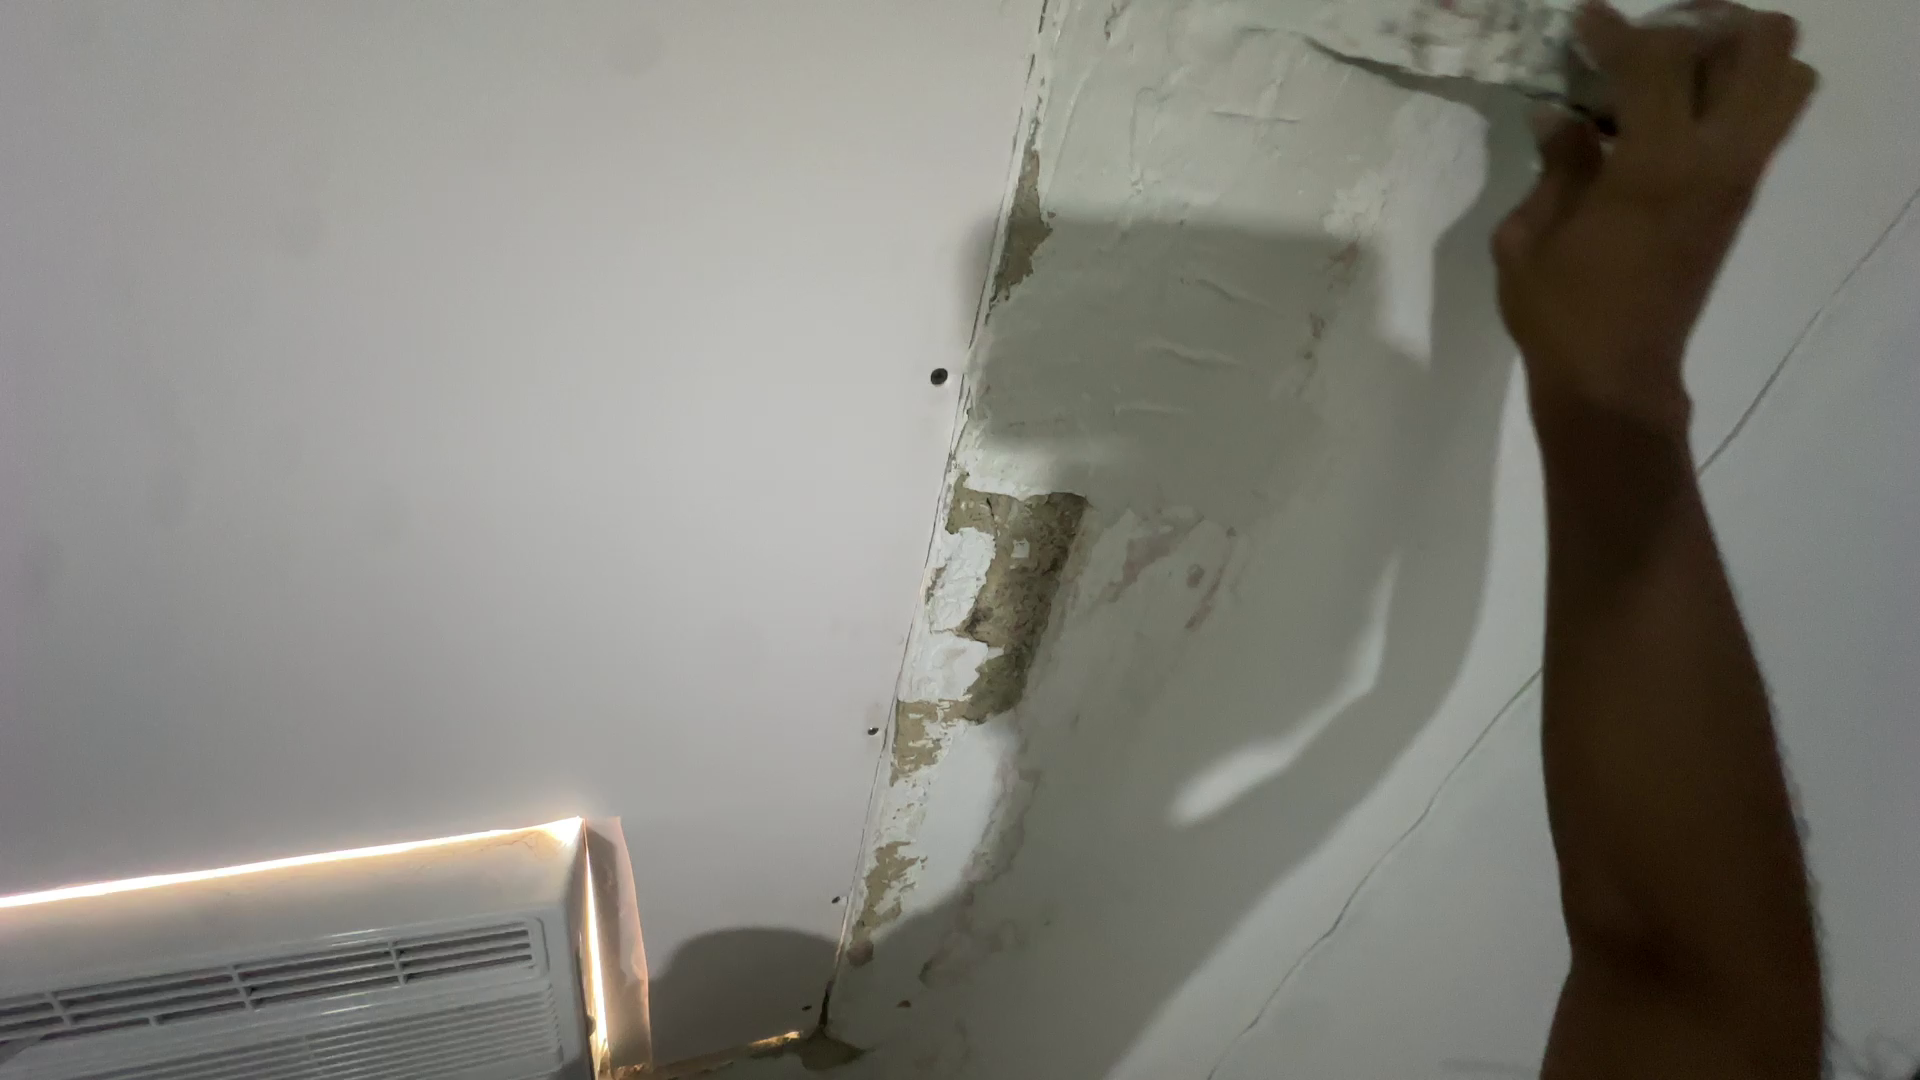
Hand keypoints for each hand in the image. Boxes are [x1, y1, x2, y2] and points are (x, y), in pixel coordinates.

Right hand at [1493, 0, 1816, 435]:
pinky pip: (1770, 115)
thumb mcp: (1526, 240)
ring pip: (1787, 72)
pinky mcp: (1742, 195)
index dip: (1617, 31)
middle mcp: (1718, 156)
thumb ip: (1553, 168)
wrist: (1613, 371)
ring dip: (1739, 53)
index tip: (1584, 19)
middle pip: (1761, 42)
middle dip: (1704, 23)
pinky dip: (1738, 93)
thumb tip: (1560, 116)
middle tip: (1647, 38)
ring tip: (1676, 70)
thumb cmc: (1557, 312)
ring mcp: (1741, 174)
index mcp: (1654, 166)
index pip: (1654, 64)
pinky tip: (1677, 116)